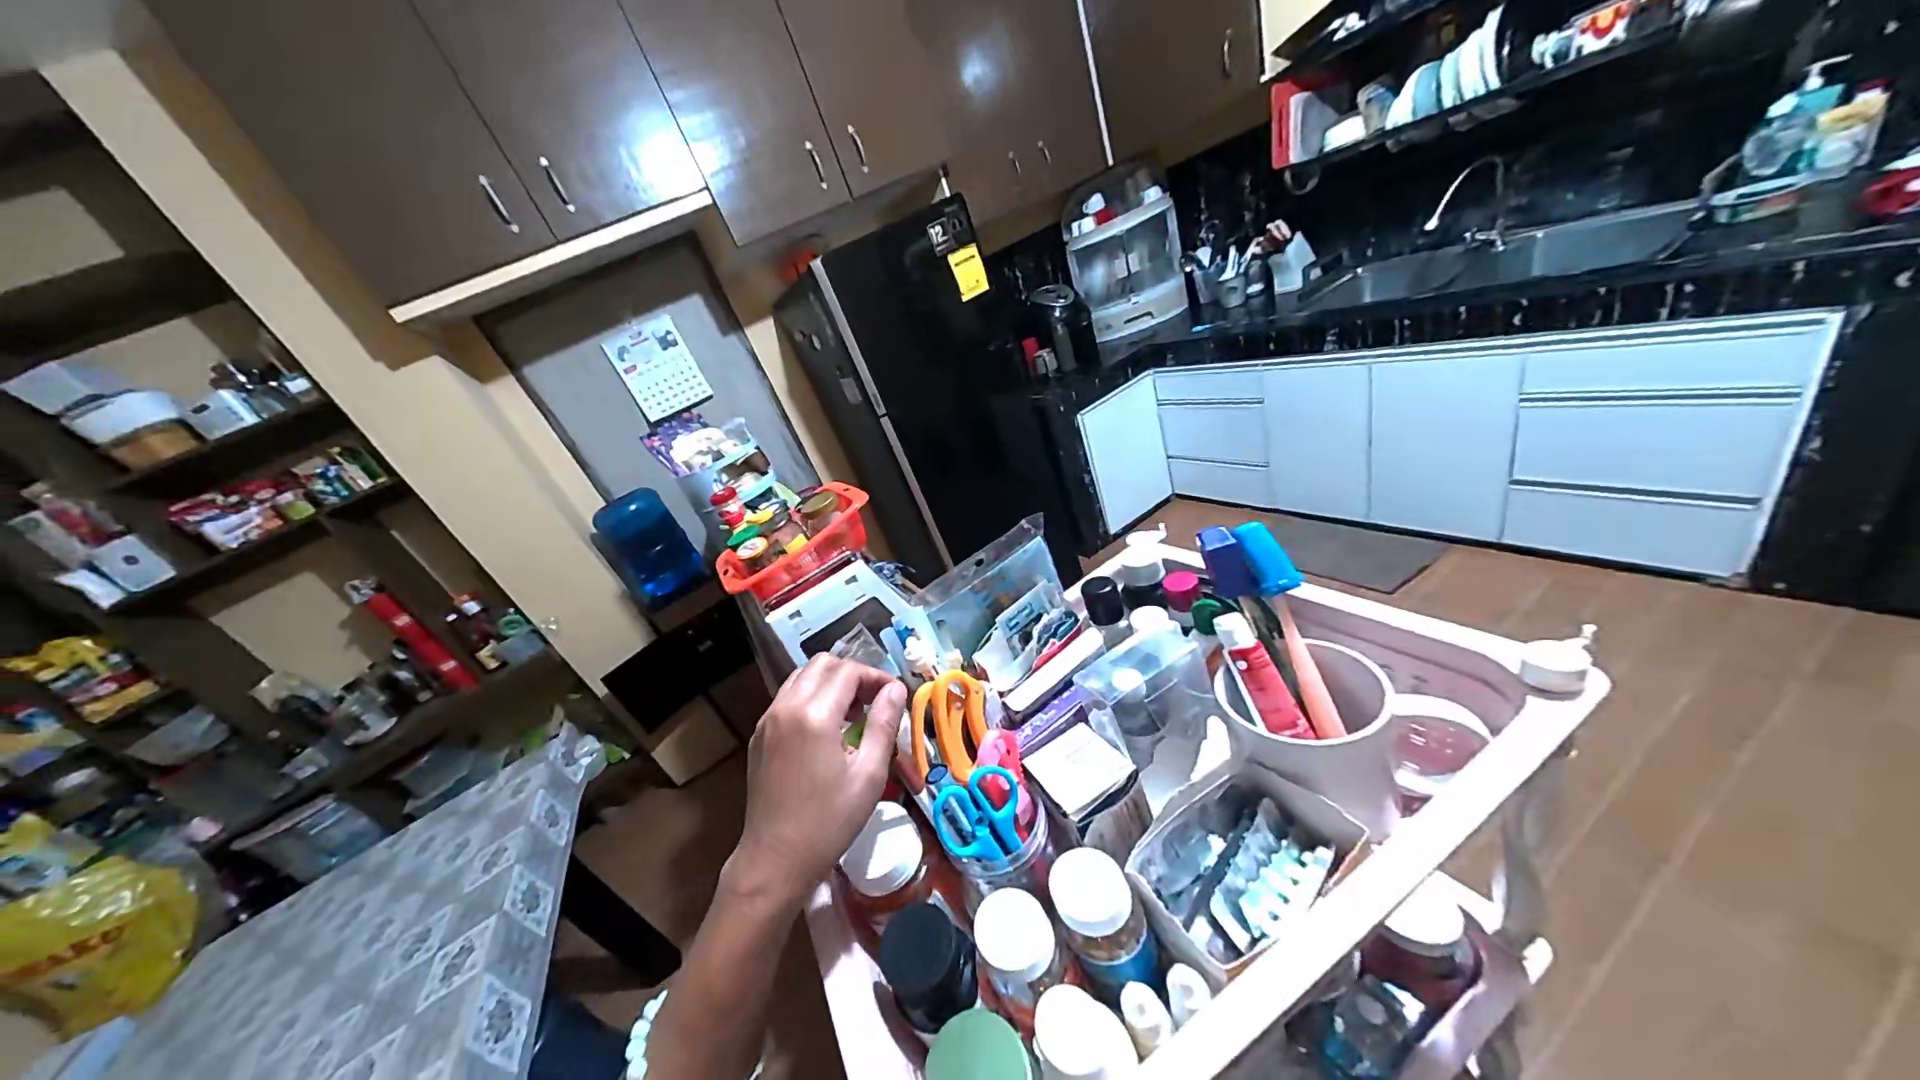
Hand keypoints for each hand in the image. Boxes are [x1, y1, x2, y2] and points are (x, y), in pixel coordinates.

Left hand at [730, 654, 906, 904]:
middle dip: (853, 674)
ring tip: (852, 714)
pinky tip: (827, 729)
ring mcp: (768, 720)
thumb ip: (884, 723)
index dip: (876, 676)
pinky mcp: (759, 735)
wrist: (775, 860)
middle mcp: (786, 707)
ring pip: (802, 677)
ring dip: (830, 683)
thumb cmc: (829, 822)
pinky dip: (811, 697)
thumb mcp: (869, 774)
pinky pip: (787, 697)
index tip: (894, 696)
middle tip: (874, 701)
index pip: (849, 671)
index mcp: (814, 715)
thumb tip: (895, 689)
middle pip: (822, 664)